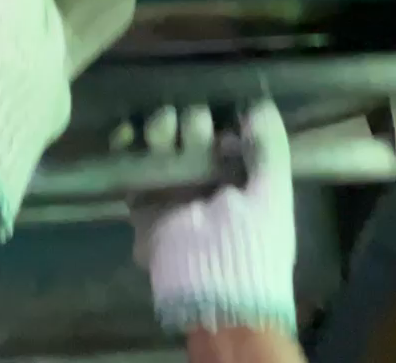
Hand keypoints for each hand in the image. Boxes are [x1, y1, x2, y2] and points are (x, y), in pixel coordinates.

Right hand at [135, 102, 297, 336]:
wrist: (216, 293)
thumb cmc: (252, 244)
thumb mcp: (272, 196)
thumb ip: (270, 149)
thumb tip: (260, 102)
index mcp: (237, 170)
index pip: (224, 125)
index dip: (221, 112)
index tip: (223, 110)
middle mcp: (203, 171)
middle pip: (189, 124)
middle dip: (191, 121)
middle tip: (195, 134)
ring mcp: (171, 182)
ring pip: (159, 135)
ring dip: (158, 125)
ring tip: (162, 136)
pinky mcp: (142, 196)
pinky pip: (128, 160)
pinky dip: (124, 142)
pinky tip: (128, 135)